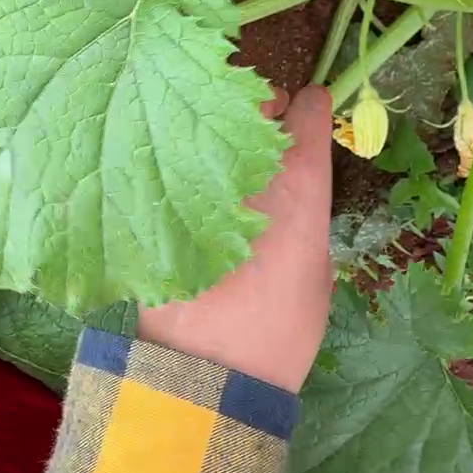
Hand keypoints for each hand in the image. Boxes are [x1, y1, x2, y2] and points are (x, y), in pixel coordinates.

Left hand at [137, 85, 333, 390]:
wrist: (208, 374)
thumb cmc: (280, 329)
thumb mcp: (317, 266)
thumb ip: (304, 209)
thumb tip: (287, 186)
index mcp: (300, 180)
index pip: (310, 107)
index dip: (310, 109)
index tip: (304, 116)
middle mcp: (250, 162)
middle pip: (258, 98)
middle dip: (261, 109)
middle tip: (256, 135)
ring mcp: (198, 171)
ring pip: (209, 115)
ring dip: (218, 128)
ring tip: (216, 157)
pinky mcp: (155, 191)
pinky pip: (171, 153)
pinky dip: (179, 158)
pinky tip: (179, 186)